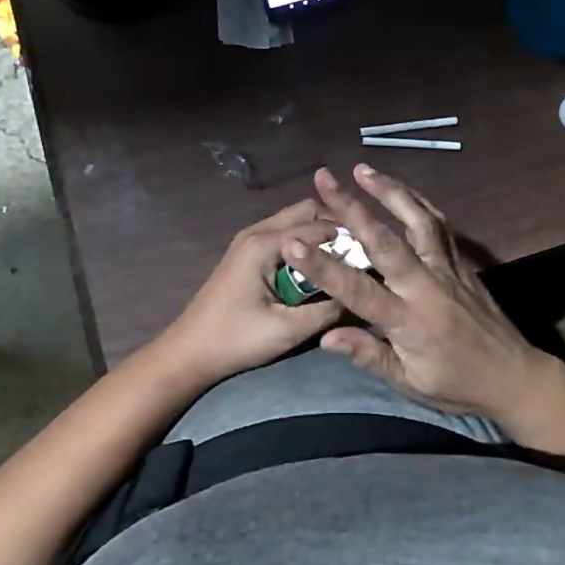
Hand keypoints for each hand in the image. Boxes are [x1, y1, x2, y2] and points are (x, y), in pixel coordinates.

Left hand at [150, 200, 345, 386]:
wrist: (189, 352)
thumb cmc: (236, 340)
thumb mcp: (287, 330)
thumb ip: (327, 309)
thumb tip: (361, 294)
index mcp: (264, 244)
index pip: (319, 226)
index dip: (350, 239)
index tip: (375, 256)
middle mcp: (256, 232)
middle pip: (306, 212)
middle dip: (335, 229)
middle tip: (360, 256)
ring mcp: (248, 240)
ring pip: (294, 221)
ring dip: (318, 235)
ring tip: (344, 262)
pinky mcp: (246, 253)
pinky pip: (283, 235)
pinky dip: (303, 244)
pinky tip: (317, 268)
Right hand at [281, 165, 555, 420]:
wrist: (516, 377)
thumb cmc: (458, 385)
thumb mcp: (411, 383)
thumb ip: (369, 355)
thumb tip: (327, 337)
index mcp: (408, 321)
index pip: (357, 289)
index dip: (322, 266)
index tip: (292, 242)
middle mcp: (426, 286)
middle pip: (385, 240)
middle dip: (351, 207)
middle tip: (324, 179)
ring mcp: (447, 268)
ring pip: (417, 220)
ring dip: (389, 191)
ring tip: (361, 169)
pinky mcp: (462, 261)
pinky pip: (439, 225)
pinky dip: (419, 202)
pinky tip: (402, 190)